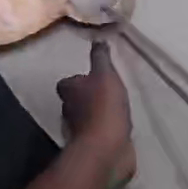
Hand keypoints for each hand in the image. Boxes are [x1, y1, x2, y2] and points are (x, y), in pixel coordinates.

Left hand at [57, 40, 134, 187]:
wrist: (107, 149)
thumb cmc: (103, 107)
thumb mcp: (105, 74)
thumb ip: (101, 57)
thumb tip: (97, 38)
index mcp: (69, 91)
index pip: (67, 83)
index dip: (77, 80)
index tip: (91, 77)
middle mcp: (69, 111)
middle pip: (74, 101)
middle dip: (87, 98)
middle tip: (105, 92)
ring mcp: (80, 132)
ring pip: (86, 119)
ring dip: (97, 115)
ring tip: (115, 109)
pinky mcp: (93, 147)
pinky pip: (100, 134)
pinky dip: (106, 131)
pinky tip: (120, 128)